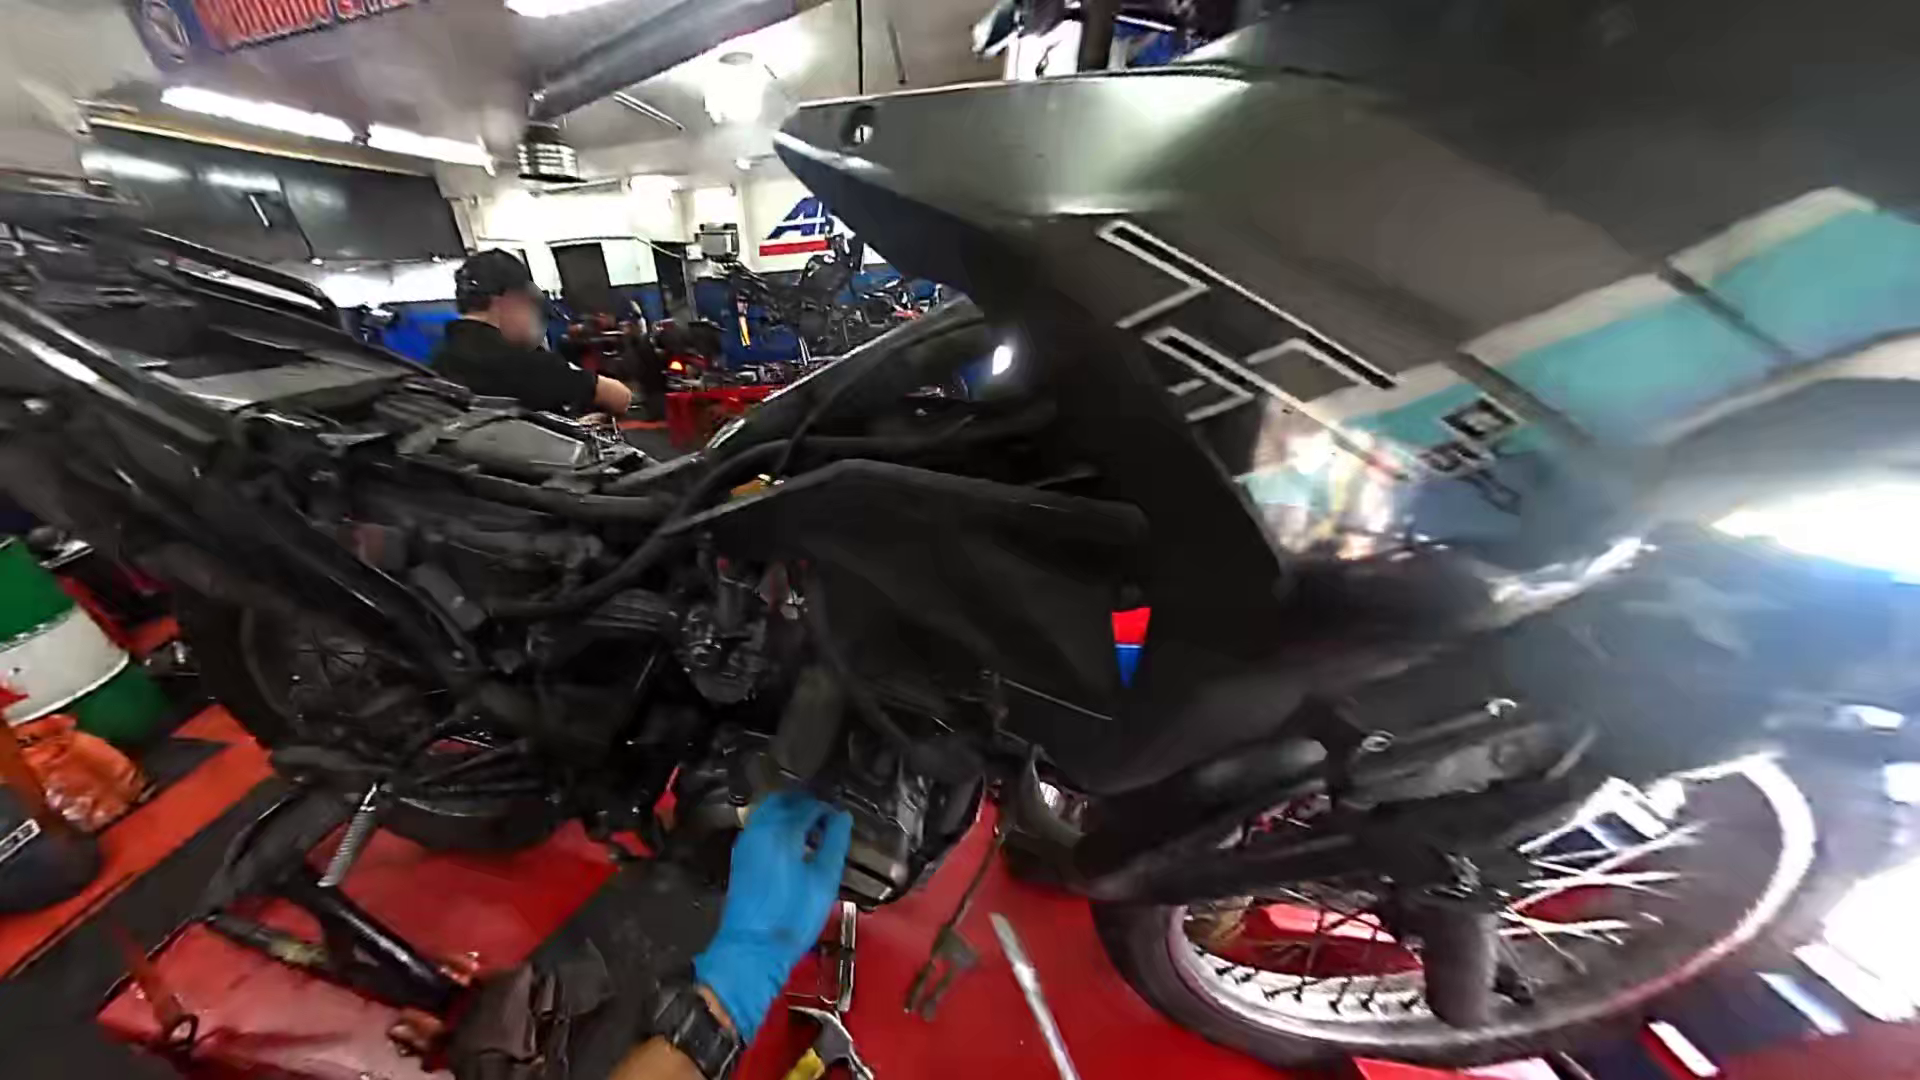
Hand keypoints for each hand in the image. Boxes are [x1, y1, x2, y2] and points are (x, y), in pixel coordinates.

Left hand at [692, 791, 852, 1042]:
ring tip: (809, 831)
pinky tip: (790, 844)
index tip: (839, 823)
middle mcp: (762, 828)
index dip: (828, 811)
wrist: (750, 951)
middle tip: (825, 820)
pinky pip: (760, 825)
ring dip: (790, 812)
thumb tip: (842, 817)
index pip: (810, 805)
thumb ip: (836, 841)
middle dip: (807, 804)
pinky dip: (776, 824)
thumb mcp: (824, 879)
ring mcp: (747, 841)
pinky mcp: (740, 856)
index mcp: (783, 829)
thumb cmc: (793, 915)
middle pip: (786, 800)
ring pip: (770, 810)